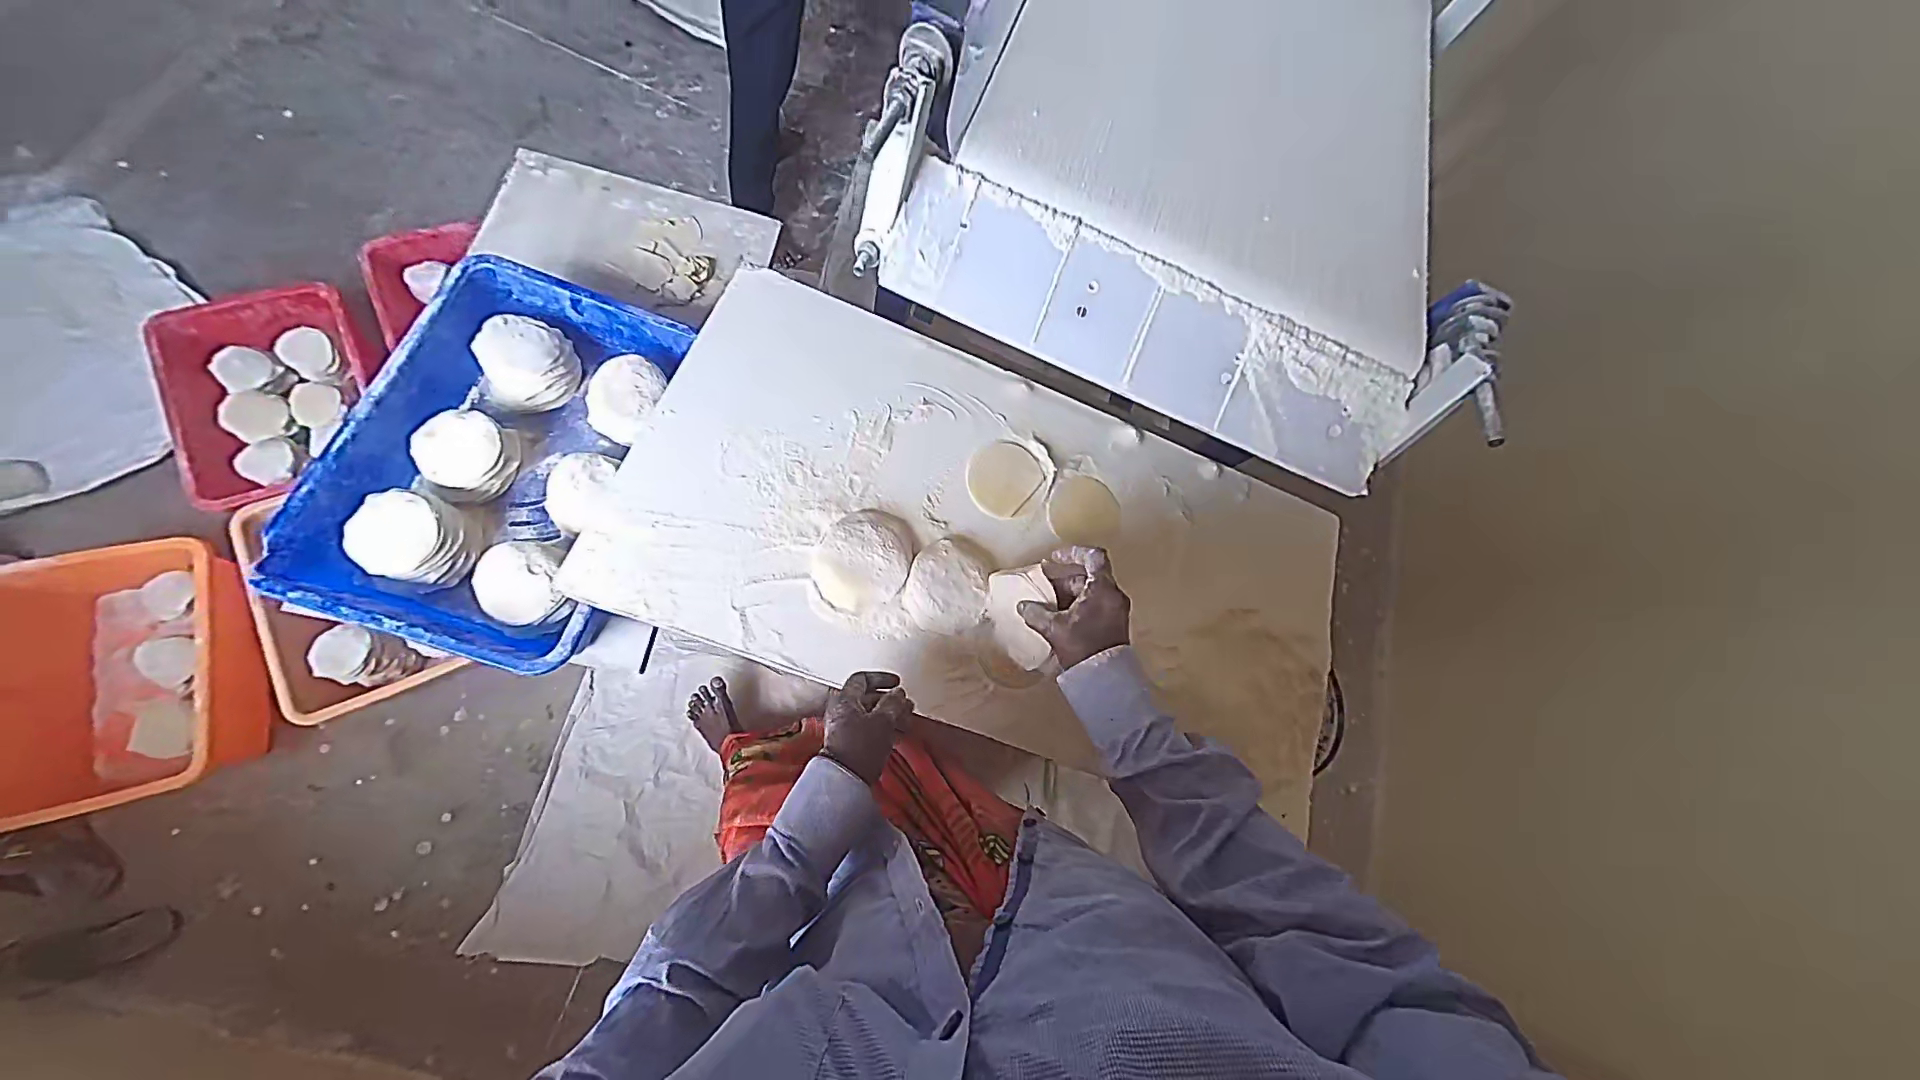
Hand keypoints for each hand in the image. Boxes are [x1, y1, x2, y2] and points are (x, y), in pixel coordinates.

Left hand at [822, 671, 911, 784]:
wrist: (846, 780)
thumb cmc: (860, 747)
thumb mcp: (883, 720)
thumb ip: (893, 702)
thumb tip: (898, 693)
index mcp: (845, 700)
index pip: (862, 679)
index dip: (881, 678)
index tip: (896, 683)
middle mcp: (842, 712)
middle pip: (868, 698)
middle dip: (890, 700)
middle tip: (905, 704)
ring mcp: (844, 729)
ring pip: (871, 714)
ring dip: (890, 715)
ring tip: (906, 720)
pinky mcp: (850, 744)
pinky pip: (869, 729)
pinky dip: (884, 728)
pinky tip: (898, 734)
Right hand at [1018, 546, 1130, 670]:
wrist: (1105, 679)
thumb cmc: (1082, 647)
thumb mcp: (1055, 628)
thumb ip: (1036, 613)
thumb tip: (1023, 605)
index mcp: (1103, 589)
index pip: (1093, 557)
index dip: (1073, 553)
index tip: (1054, 558)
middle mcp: (1114, 595)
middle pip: (1089, 574)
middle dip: (1064, 575)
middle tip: (1043, 580)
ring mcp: (1116, 609)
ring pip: (1091, 589)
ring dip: (1069, 590)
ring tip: (1047, 598)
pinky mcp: (1114, 623)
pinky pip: (1095, 602)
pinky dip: (1078, 602)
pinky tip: (1059, 613)